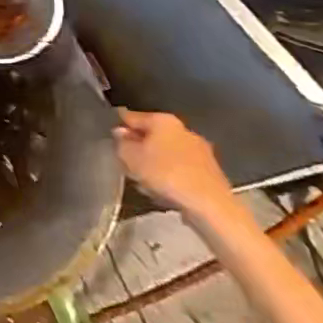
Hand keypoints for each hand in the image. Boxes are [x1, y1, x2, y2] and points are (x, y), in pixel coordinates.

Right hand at [113, 109, 238, 221]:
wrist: (209, 205)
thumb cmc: (166, 174)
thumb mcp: (130, 157)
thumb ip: (121, 143)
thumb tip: (121, 134)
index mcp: (163, 120)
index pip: (131, 117)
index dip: (118, 129)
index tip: (111, 142)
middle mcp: (183, 129)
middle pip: (151, 135)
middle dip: (139, 148)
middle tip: (128, 165)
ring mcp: (199, 150)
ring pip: (166, 152)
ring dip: (154, 163)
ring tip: (146, 182)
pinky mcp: (210, 170)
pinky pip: (181, 168)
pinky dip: (171, 175)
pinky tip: (165, 190)